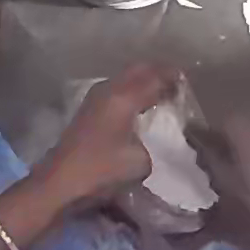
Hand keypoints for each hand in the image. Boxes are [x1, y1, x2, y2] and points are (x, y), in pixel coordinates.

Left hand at [34, 64, 178, 212]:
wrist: (61, 179)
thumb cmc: (102, 169)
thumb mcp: (141, 161)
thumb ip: (154, 143)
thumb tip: (154, 138)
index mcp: (123, 97)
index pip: (153, 77)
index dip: (172, 76)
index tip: (188, 80)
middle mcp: (108, 89)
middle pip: (137, 70)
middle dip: (157, 72)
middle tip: (177, 83)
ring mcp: (95, 97)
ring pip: (124, 78)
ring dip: (142, 81)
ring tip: (161, 93)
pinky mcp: (88, 108)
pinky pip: (115, 88)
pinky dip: (130, 90)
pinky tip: (139, 104)